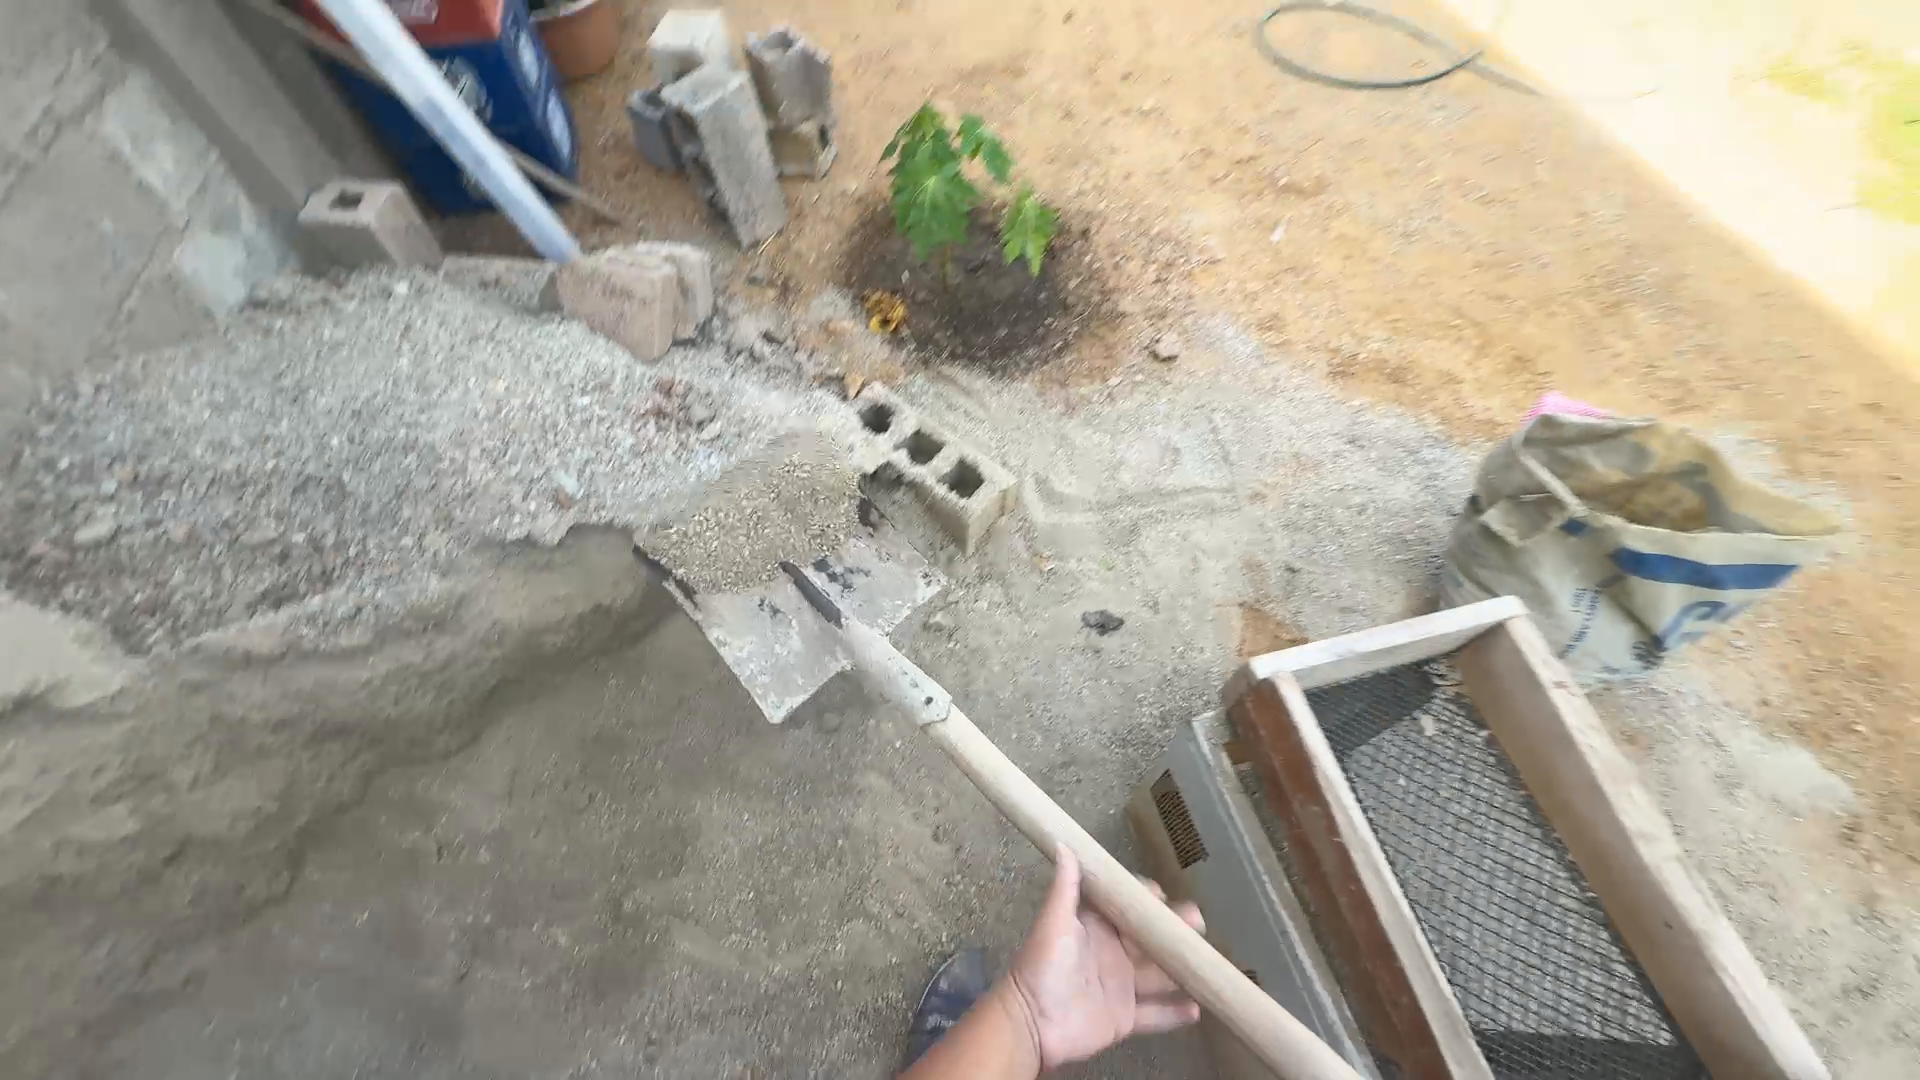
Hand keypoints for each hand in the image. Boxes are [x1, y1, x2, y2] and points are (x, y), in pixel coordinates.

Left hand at [998, 845, 1204, 1069]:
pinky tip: (1198, 1008)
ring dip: (1180, 968)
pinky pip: (1154, 1015)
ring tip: (1208, 963)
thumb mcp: (1054, 922)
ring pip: (1157, 975)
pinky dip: (1174, 1013)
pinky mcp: (1124, 1018)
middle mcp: (1110, 952)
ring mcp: (1119, 986)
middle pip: (1148, 938)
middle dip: (1173, 930)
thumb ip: (1065, 886)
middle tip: (1198, 924)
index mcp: (1095, 926)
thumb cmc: (1044, 966)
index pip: (1126, 905)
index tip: (1163, 896)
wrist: (1033, 1024)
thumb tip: (1063, 842)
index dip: (1144, 899)